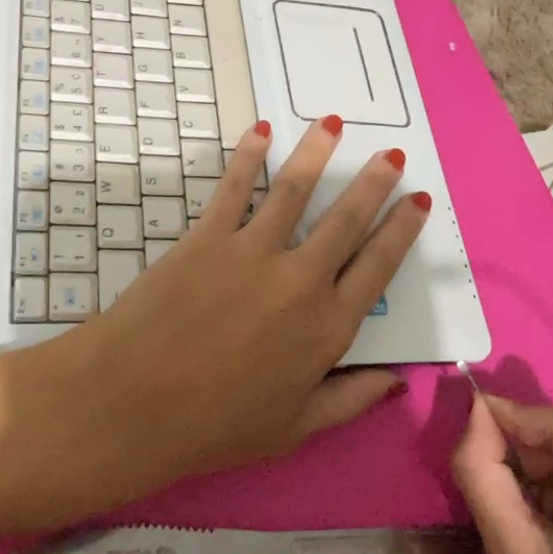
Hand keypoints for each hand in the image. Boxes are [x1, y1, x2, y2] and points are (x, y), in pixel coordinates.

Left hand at [60, 115, 430, 480]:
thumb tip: (398, 380)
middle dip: (373, 183)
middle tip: (392, 154)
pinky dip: (249, 156)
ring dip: (317, 154)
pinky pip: (234, 188)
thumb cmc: (216, 426)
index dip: (401, 231)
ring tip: (334, 124)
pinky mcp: (206, 237)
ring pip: (295, 191)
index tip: (418, 202)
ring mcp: (251, 252)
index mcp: (327, 328)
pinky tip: (261, 130)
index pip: (378, 267)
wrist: (134, 403)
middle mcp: (299, 281)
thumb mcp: (294, 429)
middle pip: (346, 220)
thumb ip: (349, 400)